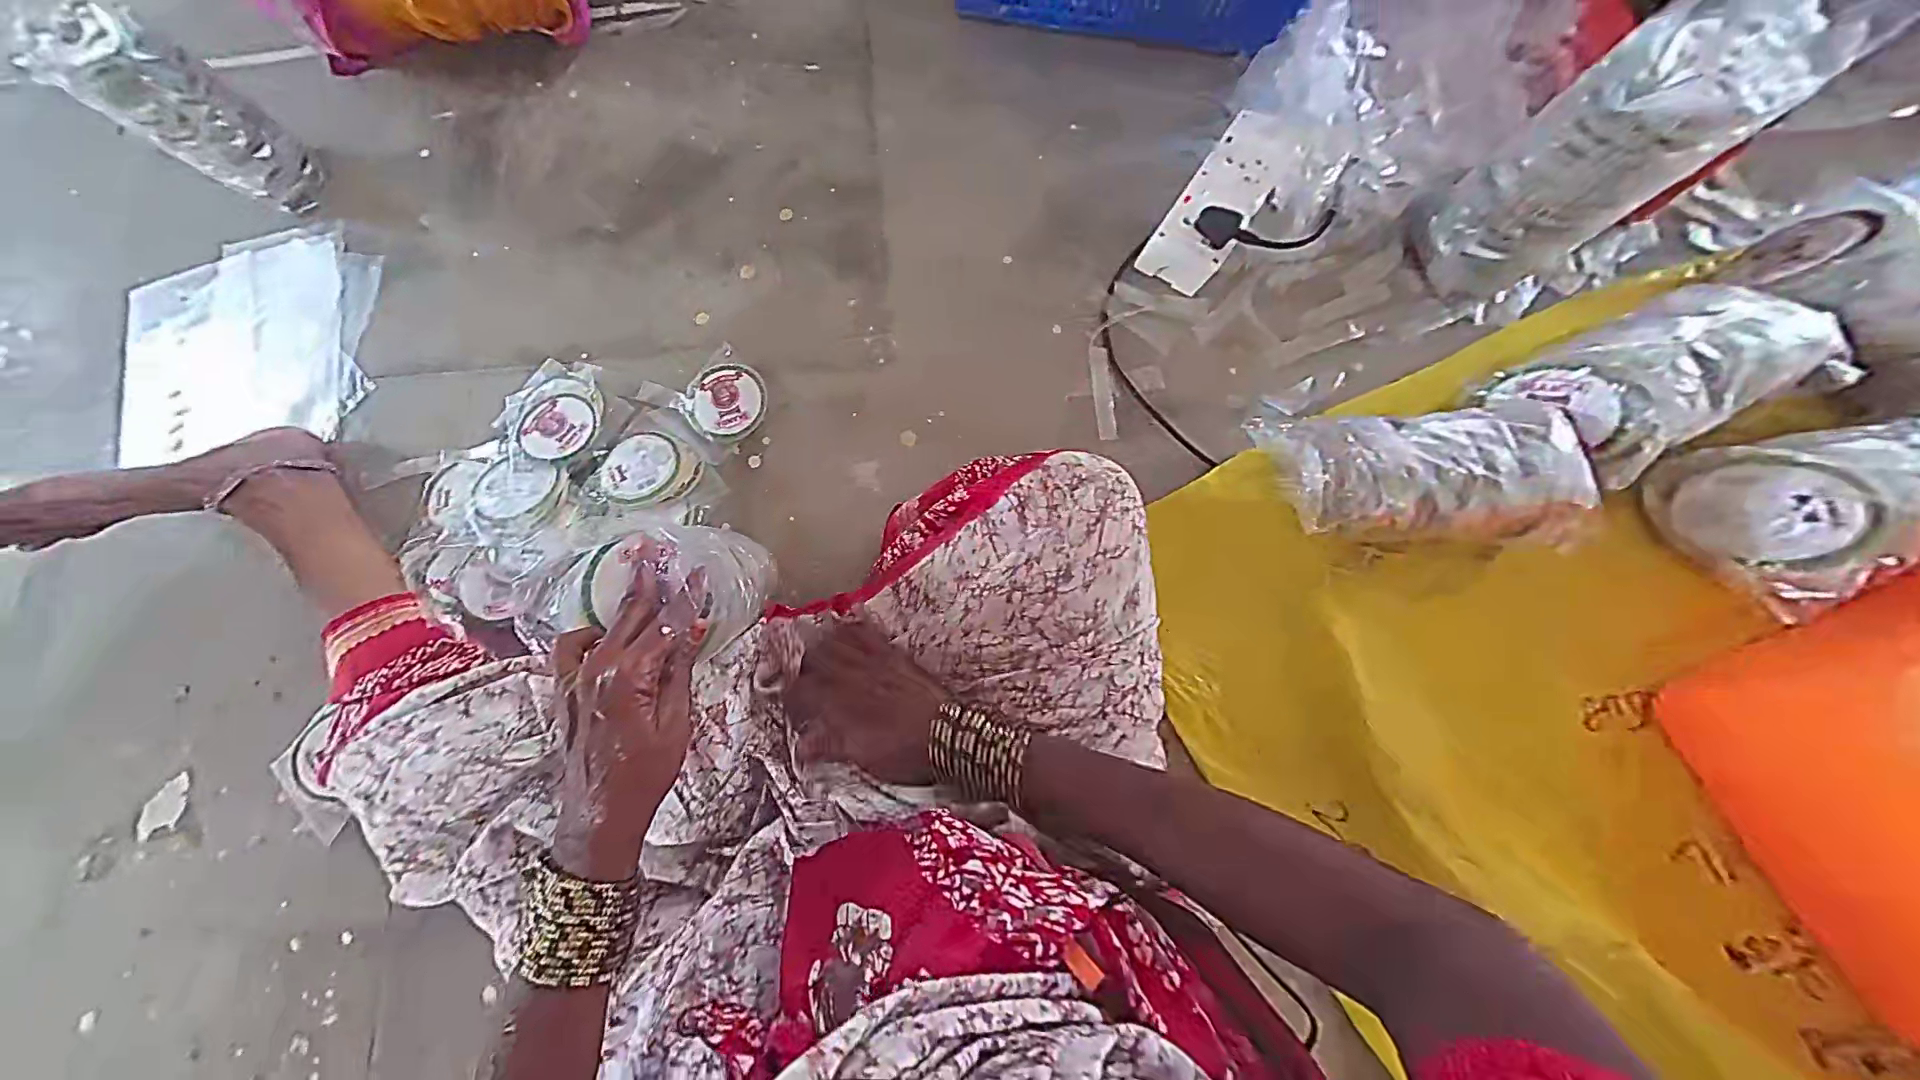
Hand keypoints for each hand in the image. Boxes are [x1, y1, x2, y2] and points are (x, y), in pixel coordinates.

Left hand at [550, 552, 708, 880]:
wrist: (599, 816)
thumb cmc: (646, 773)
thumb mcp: (677, 723)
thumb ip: (680, 670)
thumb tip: (694, 629)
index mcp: (628, 676)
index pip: (665, 625)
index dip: (685, 598)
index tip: (698, 572)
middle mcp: (596, 668)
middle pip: (630, 615)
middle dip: (648, 582)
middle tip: (659, 550)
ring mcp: (573, 678)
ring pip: (603, 626)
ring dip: (624, 603)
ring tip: (639, 581)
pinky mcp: (563, 690)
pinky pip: (571, 648)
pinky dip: (591, 633)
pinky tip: (606, 632)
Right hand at [785, 614, 949, 784]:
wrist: (949, 734)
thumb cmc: (905, 751)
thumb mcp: (864, 756)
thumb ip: (831, 747)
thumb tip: (803, 746)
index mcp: (842, 703)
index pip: (803, 691)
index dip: (791, 695)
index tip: (789, 701)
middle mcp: (854, 676)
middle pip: (816, 659)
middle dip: (801, 665)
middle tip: (798, 673)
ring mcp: (875, 661)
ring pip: (838, 641)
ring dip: (822, 644)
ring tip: (815, 649)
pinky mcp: (894, 654)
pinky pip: (867, 633)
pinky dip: (852, 628)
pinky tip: (846, 627)